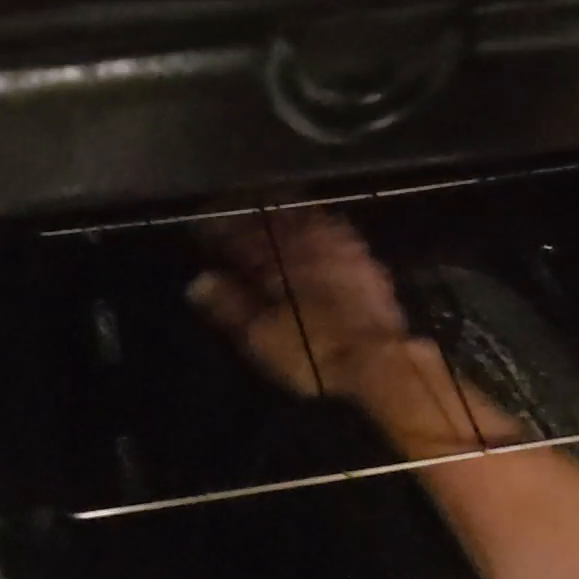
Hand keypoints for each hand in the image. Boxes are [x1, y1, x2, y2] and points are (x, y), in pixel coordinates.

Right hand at [187, 209, 521, 456]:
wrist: (379, 361)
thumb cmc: (315, 351)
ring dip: (286, 219)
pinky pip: (333, 234)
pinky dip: (316, 232)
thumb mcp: (262, 336)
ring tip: (271, 222)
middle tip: (235, 216)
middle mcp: (311, 242)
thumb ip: (230, 306)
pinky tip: (314, 240)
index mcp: (280, 256)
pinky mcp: (366, 263)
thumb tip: (199, 283)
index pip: (242, 232)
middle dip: (253, 216)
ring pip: (307, 221)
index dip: (219, 228)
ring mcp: (343, 249)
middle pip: (276, 219)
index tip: (202, 226)